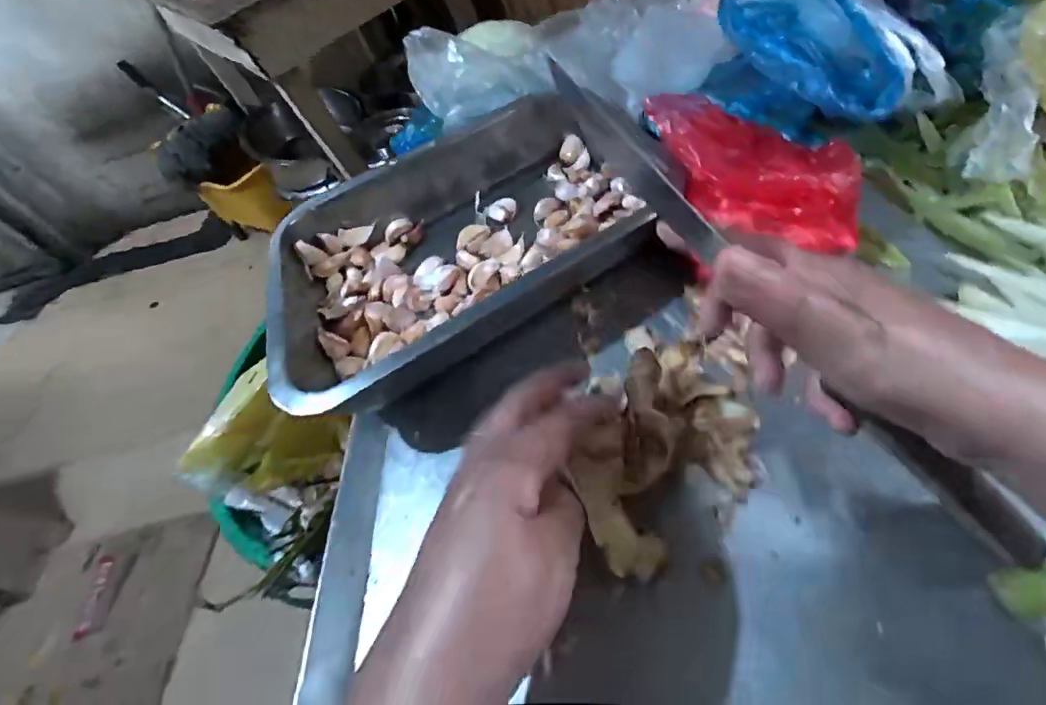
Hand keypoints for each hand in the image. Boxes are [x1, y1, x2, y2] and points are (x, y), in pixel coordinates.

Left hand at [353, 364, 614, 704]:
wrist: (426, 676)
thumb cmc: (499, 609)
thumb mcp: (554, 556)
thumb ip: (567, 506)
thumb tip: (565, 487)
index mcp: (506, 466)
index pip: (556, 421)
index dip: (590, 407)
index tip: (619, 397)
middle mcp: (477, 466)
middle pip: (513, 407)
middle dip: (547, 384)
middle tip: (580, 371)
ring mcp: (459, 492)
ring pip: (496, 428)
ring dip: (528, 409)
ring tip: (558, 404)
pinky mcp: (453, 519)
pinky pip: (490, 455)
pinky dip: (516, 439)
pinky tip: (531, 458)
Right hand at [683, 227, 1045, 466]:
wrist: (1006, 416)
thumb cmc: (914, 372)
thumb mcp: (836, 339)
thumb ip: (776, 298)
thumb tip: (718, 256)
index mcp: (825, 274)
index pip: (754, 246)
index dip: (714, 254)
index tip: (677, 273)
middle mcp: (842, 287)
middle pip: (771, 290)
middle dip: (746, 326)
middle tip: (723, 360)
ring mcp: (865, 320)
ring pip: (800, 330)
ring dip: (785, 364)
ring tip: (792, 404)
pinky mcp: (884, 353)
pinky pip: (834, 362)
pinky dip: (826, 388)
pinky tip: (844, 422)